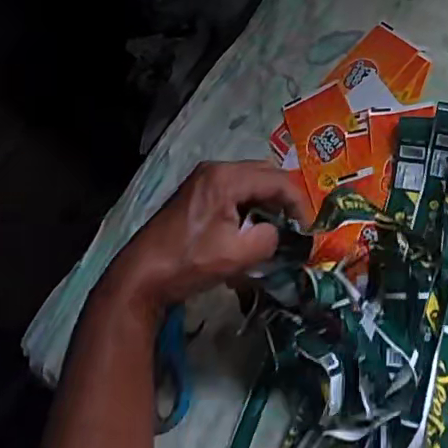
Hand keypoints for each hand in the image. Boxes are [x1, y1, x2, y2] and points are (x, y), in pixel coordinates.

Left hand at [103, 161, 312, 310]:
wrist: (139, 278)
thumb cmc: (188, 263)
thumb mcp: (236, 255)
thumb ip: (268, 238)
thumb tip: (275, 234)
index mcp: (226, 178)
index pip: (277, 180)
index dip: (298, 203)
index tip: (308, 228)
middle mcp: (216, 170)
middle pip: (264, 174)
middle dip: (284, 199)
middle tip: (295, 226)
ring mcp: (203, 180)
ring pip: (250, 182)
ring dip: (266, 202)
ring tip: (276, 229)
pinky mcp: (196, 194)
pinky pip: (234, 190)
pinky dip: (249, 205)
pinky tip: (250, 229)